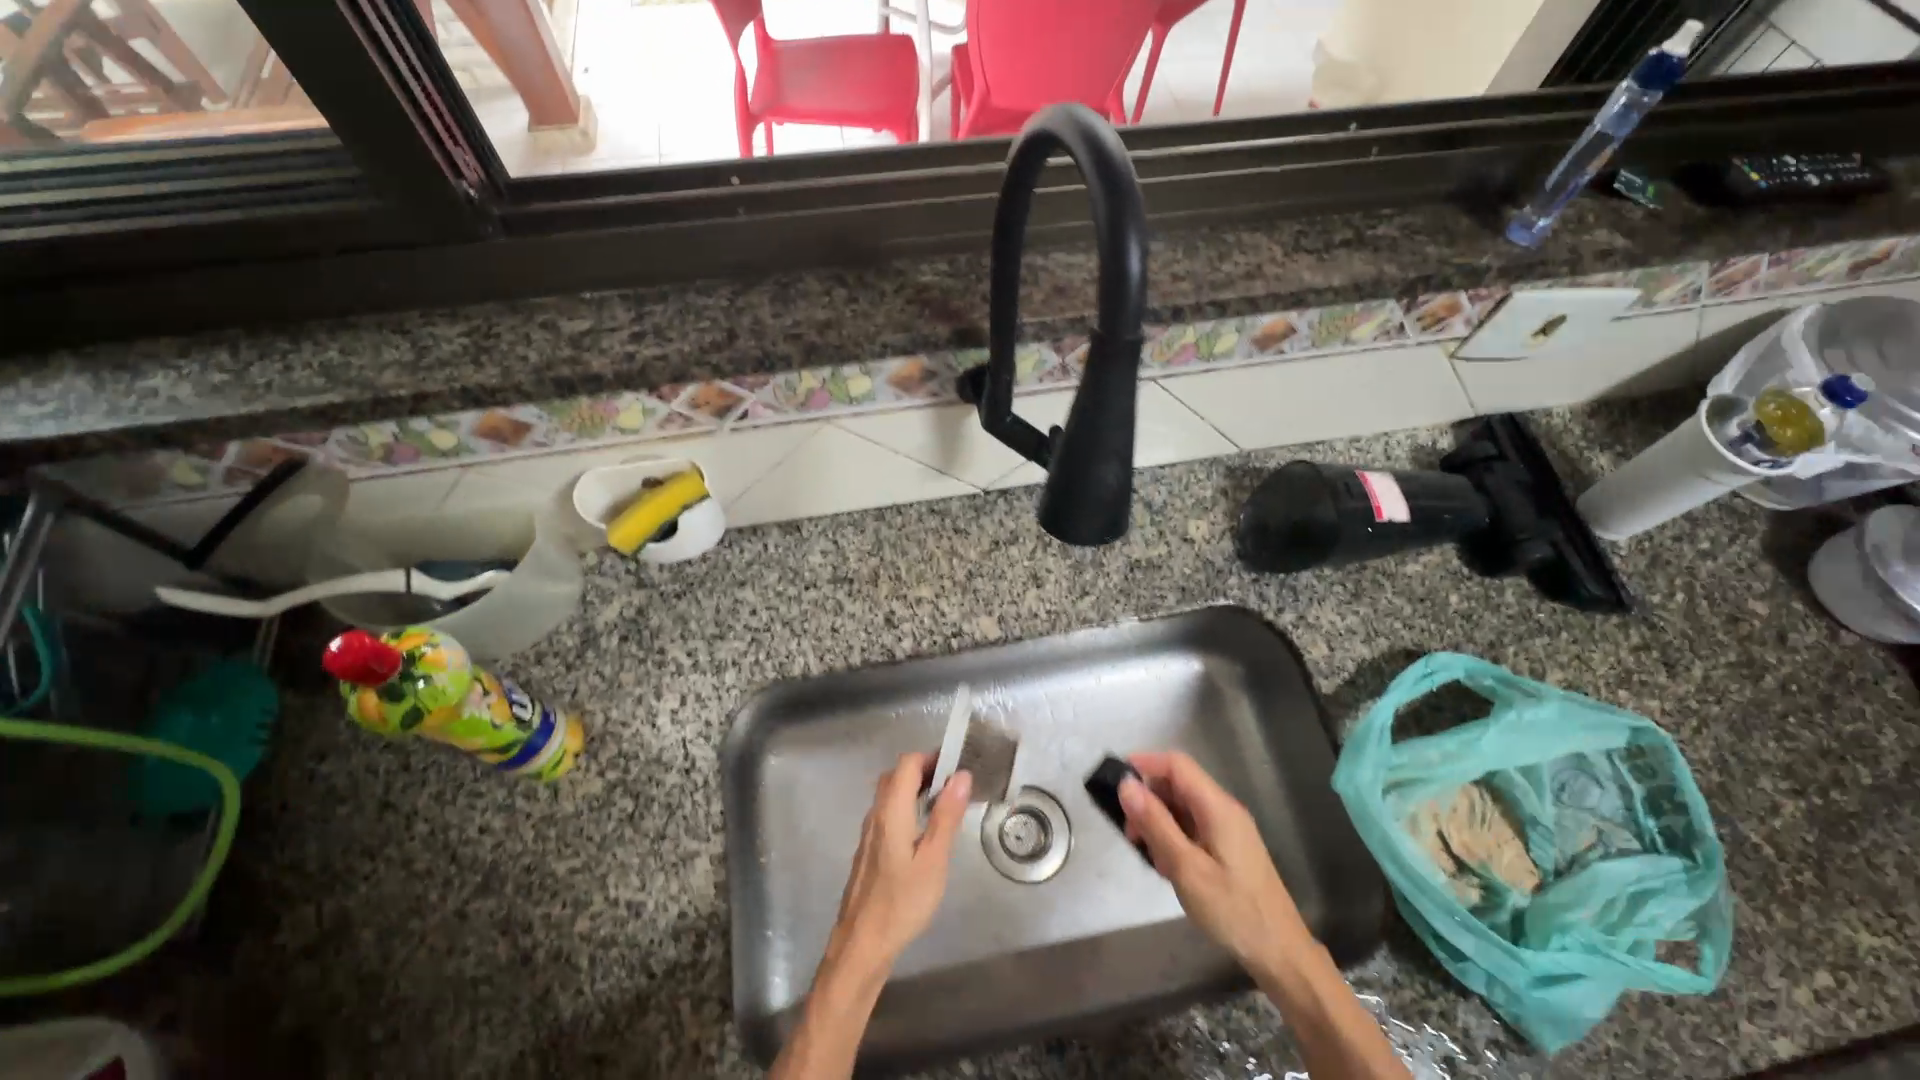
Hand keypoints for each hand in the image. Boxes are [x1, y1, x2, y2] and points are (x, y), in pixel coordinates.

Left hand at [821, 753, 971, 980]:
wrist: (862, 944)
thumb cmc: (902, 902)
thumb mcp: (933, 860)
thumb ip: (946, 817)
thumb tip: (960, 775)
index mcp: (890, 812)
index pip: (907, 764)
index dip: (932, 756)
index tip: (960, 763)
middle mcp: (876, 816)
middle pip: (897, 776)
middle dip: (926, 769)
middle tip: (958, 781)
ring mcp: (869, 834)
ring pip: (891, 795)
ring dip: (917, 788)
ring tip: (948, 801)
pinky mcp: (870, 850)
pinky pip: (889, 813)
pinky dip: (909, 806)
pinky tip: (926, 829)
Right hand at [1119, 751, 1309, 970]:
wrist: (1278, 950)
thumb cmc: (1232, 909)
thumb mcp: (1186, 867)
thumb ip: (1156, 823)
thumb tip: (1126, 785)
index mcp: (1218, 807)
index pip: (1177, 765)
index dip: (1144, 765)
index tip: (1114, 782)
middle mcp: (1224, 811)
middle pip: (1178, 785)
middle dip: (1148, 800)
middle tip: (1130, 834)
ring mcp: (1228, 830)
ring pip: (1183, 809)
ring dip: (1158, 822)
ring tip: (1149, 857)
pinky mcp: (1228, 849)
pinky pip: (1193, 829)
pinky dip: (1173, 838)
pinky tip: (1167, 867)